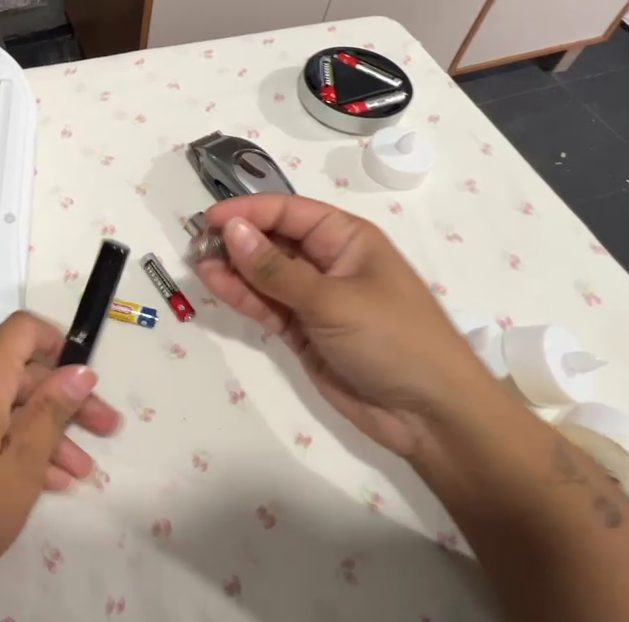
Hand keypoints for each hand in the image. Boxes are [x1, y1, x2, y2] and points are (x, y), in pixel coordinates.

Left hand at [0, 311, 122, 591]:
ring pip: (6, 400)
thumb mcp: (20, 466)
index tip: (87, 383)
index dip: (59, 346)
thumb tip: (80, 369)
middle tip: (106, 432)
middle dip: (66, 400)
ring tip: (81, 472)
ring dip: (45, 429)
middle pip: (20, 369)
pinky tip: (45, 480)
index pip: (24, 329)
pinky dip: (15, 439)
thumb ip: (51, 413)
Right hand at [193, 194, 499, 455]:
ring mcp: (314, 298)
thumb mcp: (333, 300)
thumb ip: (275, 269)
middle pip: (272, 239)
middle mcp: (328, 262)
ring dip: (232, 267)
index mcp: (347, 239)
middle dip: (236, 238)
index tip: (209, 219)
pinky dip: (240, 294)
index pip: (289, 212)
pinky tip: (214, 284)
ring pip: (263, 273)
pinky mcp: (302, 331)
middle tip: (195, 243)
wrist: (433, 417)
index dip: (248, 211)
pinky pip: (265, 304)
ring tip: (197, 263)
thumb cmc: (395, 340)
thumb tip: (230, 229)